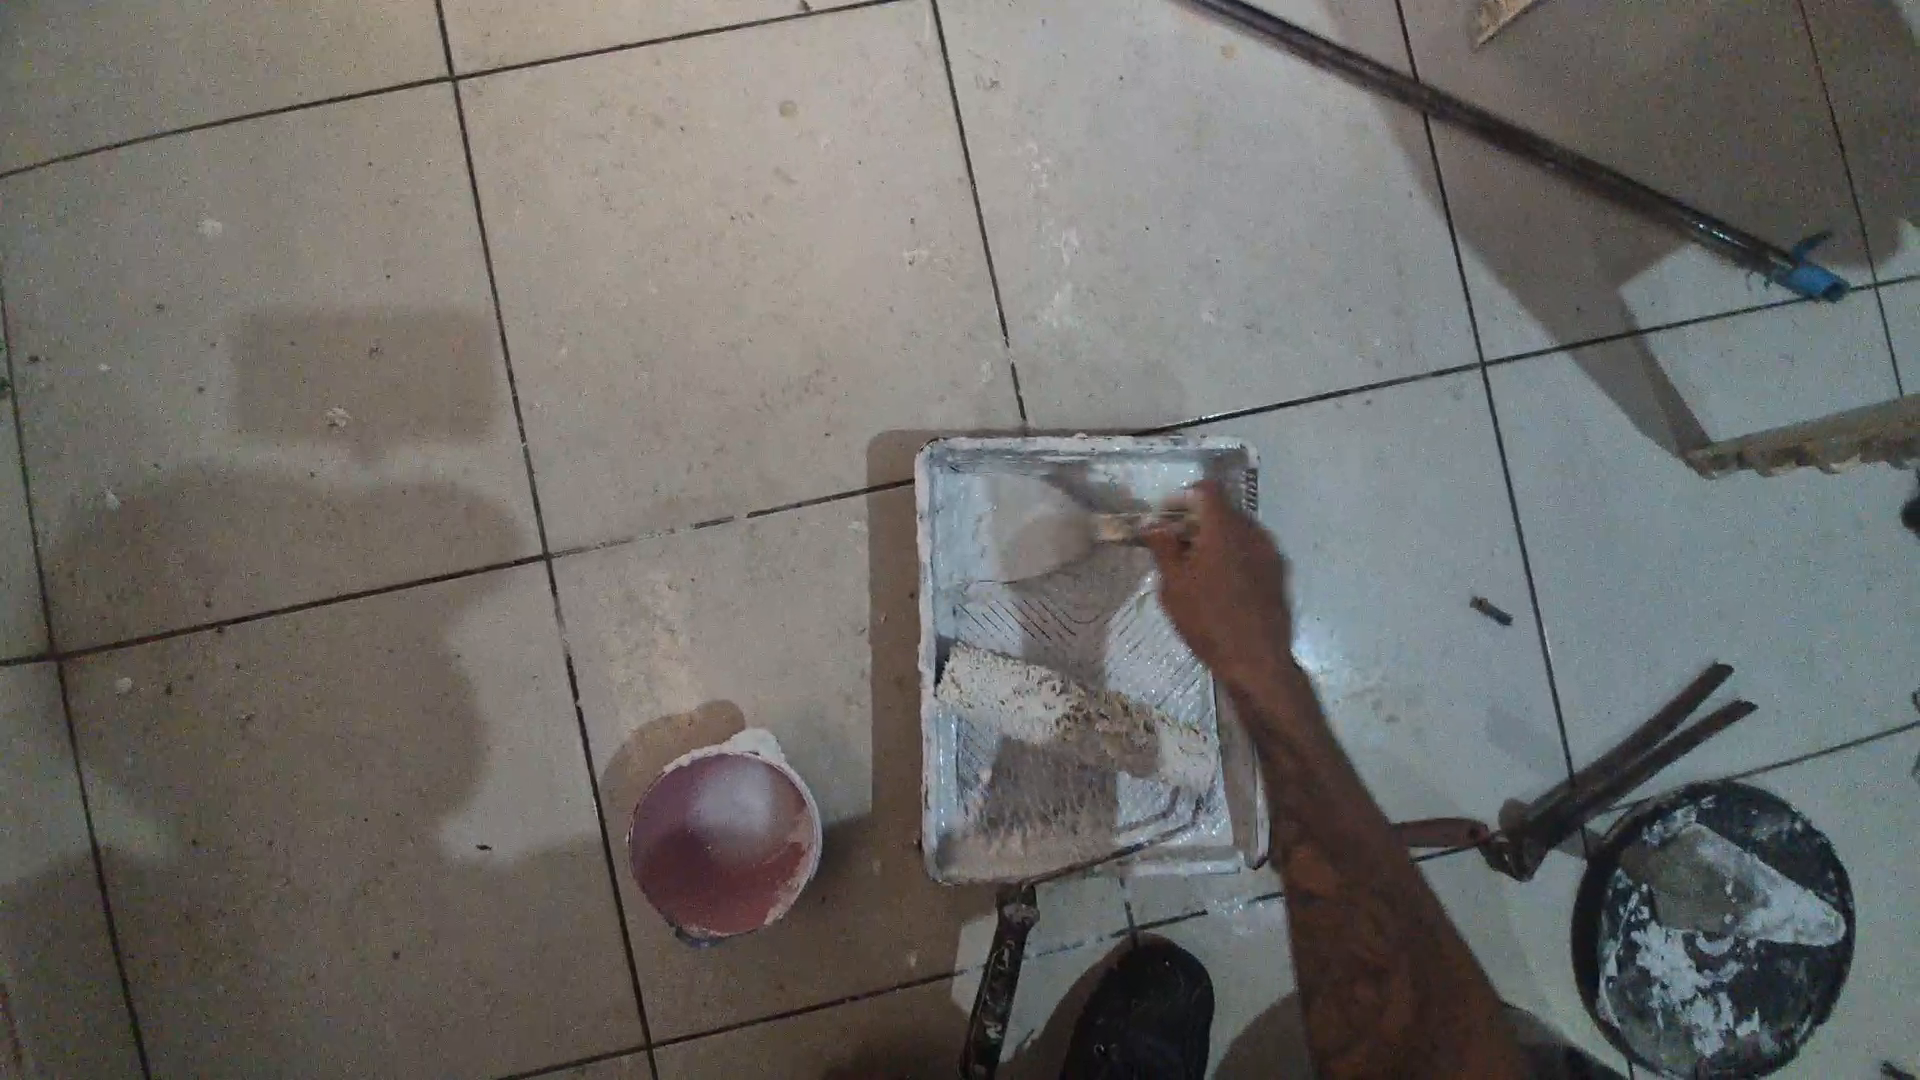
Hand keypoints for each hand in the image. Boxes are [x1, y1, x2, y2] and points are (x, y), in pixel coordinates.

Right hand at [1141, 479, 1294, 689]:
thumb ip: (1163, 547)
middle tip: (1174, 543)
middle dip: (1197, 520)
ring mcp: (1271, 553)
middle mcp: (1253, 532)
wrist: (1256, 660)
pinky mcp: (1279, 574)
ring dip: (1215, 538)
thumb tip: (1153, 525)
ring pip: (1239, 531)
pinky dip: (1232, 554)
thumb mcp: (1173, 584)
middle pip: (1223, 510)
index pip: (1207, 490)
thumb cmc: (1207, 619)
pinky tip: (1218, 582)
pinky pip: (1251, 550)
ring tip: (1194, 566)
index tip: (1164, 517)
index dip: (1182, 497)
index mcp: (1225, 528)